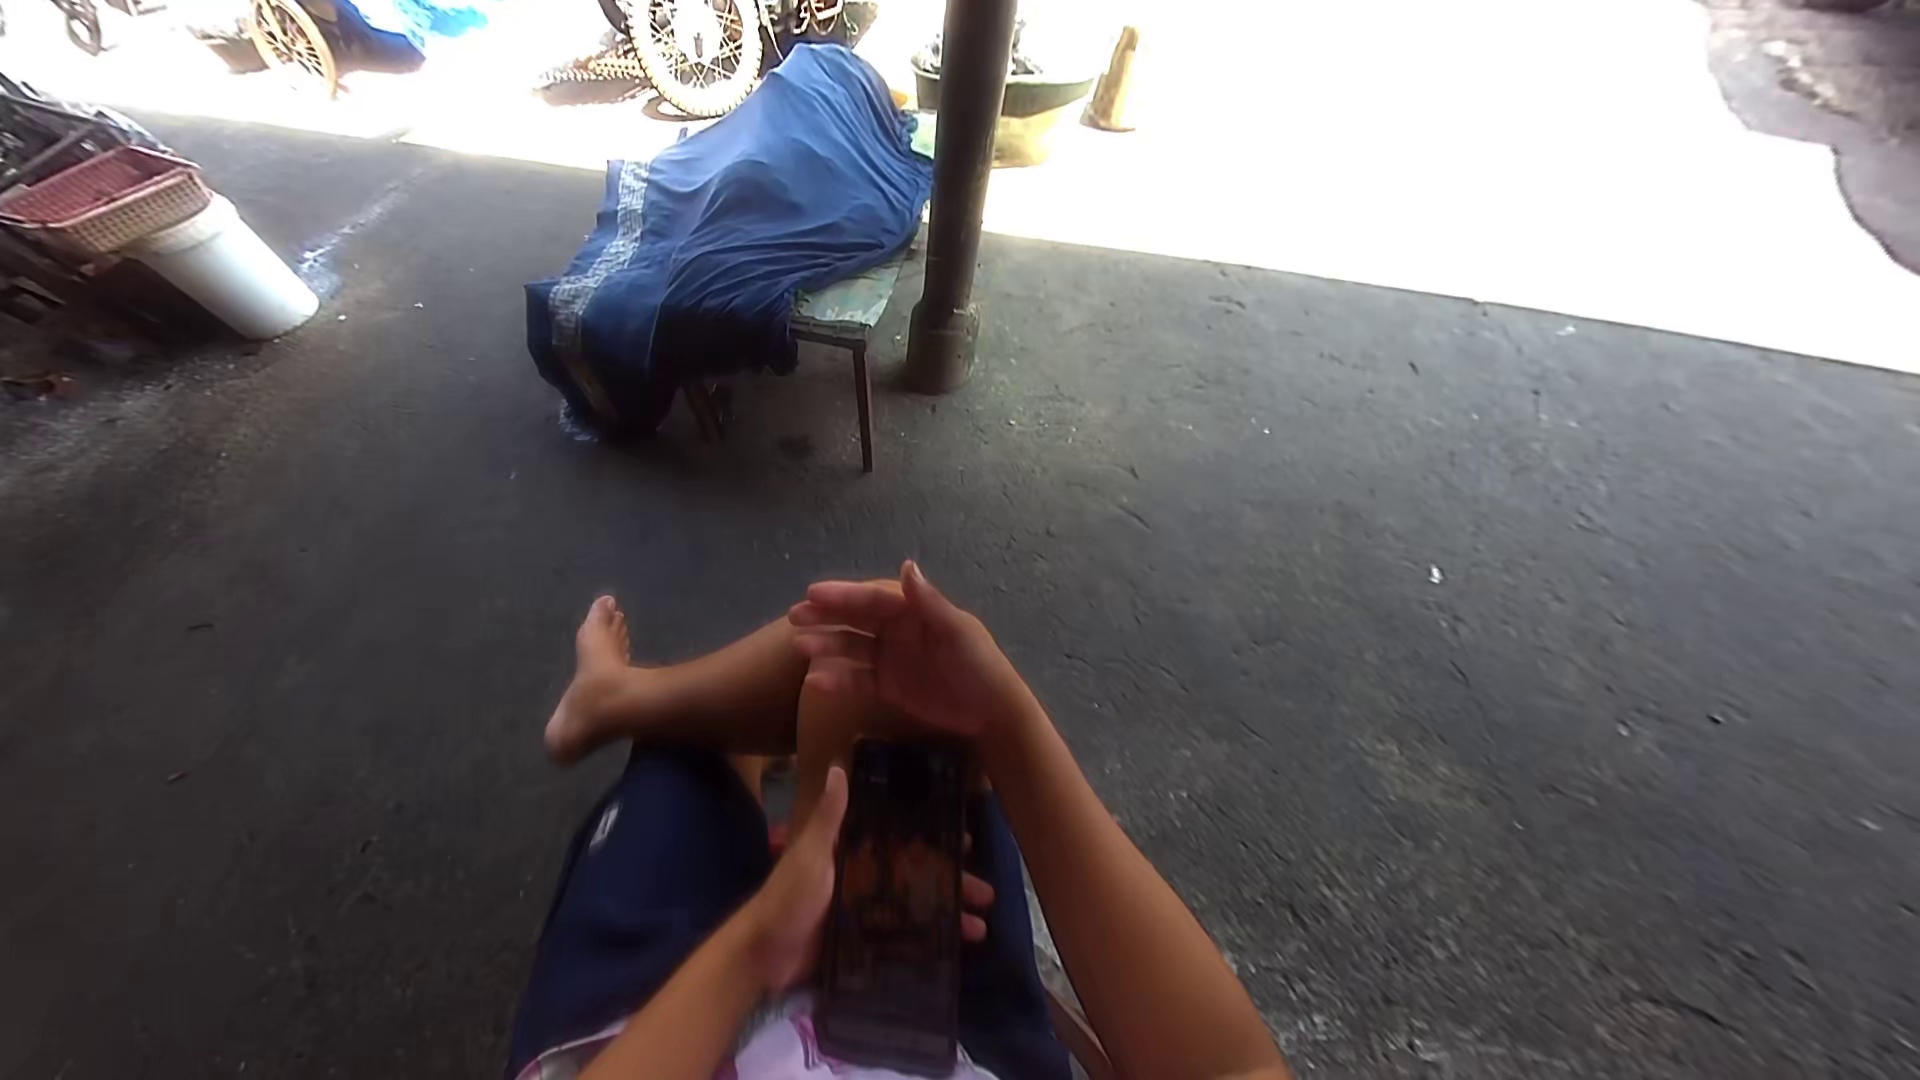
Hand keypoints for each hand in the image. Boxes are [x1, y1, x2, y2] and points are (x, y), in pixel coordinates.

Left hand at [743, 764, 997, 993]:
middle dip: (952, 877)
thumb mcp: (809, 853)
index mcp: (855, 847)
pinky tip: (960, 946)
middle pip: (918, 870)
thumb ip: (828, 817)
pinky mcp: (867, 938)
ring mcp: (869, 908)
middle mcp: (868, 873)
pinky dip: (932, 939)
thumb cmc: (788, 897)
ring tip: (982, 921)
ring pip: (918, 903)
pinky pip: (907, 935)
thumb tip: (839, 765)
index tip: (964, 833)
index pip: (901, 833)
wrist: (762, 958)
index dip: (933, 833)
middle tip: (986, 885)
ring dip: (949, 910)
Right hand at [789, 561, 1036, 741]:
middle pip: (855, 619)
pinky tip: (814, 682)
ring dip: (826, 644)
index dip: (843, 595)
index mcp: (913, 611)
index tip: (812, 592)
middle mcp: (897, 630)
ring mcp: (890, 658)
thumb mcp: (956, 631)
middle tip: (795, 616)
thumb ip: (928, 601)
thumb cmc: (977, 665)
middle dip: (826, 615)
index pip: (872, 598)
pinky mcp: (888, 686)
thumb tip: (906, 564)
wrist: (991, 712)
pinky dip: (836, 681)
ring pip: (851, 647)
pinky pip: (857, 680)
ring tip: (800, 645)